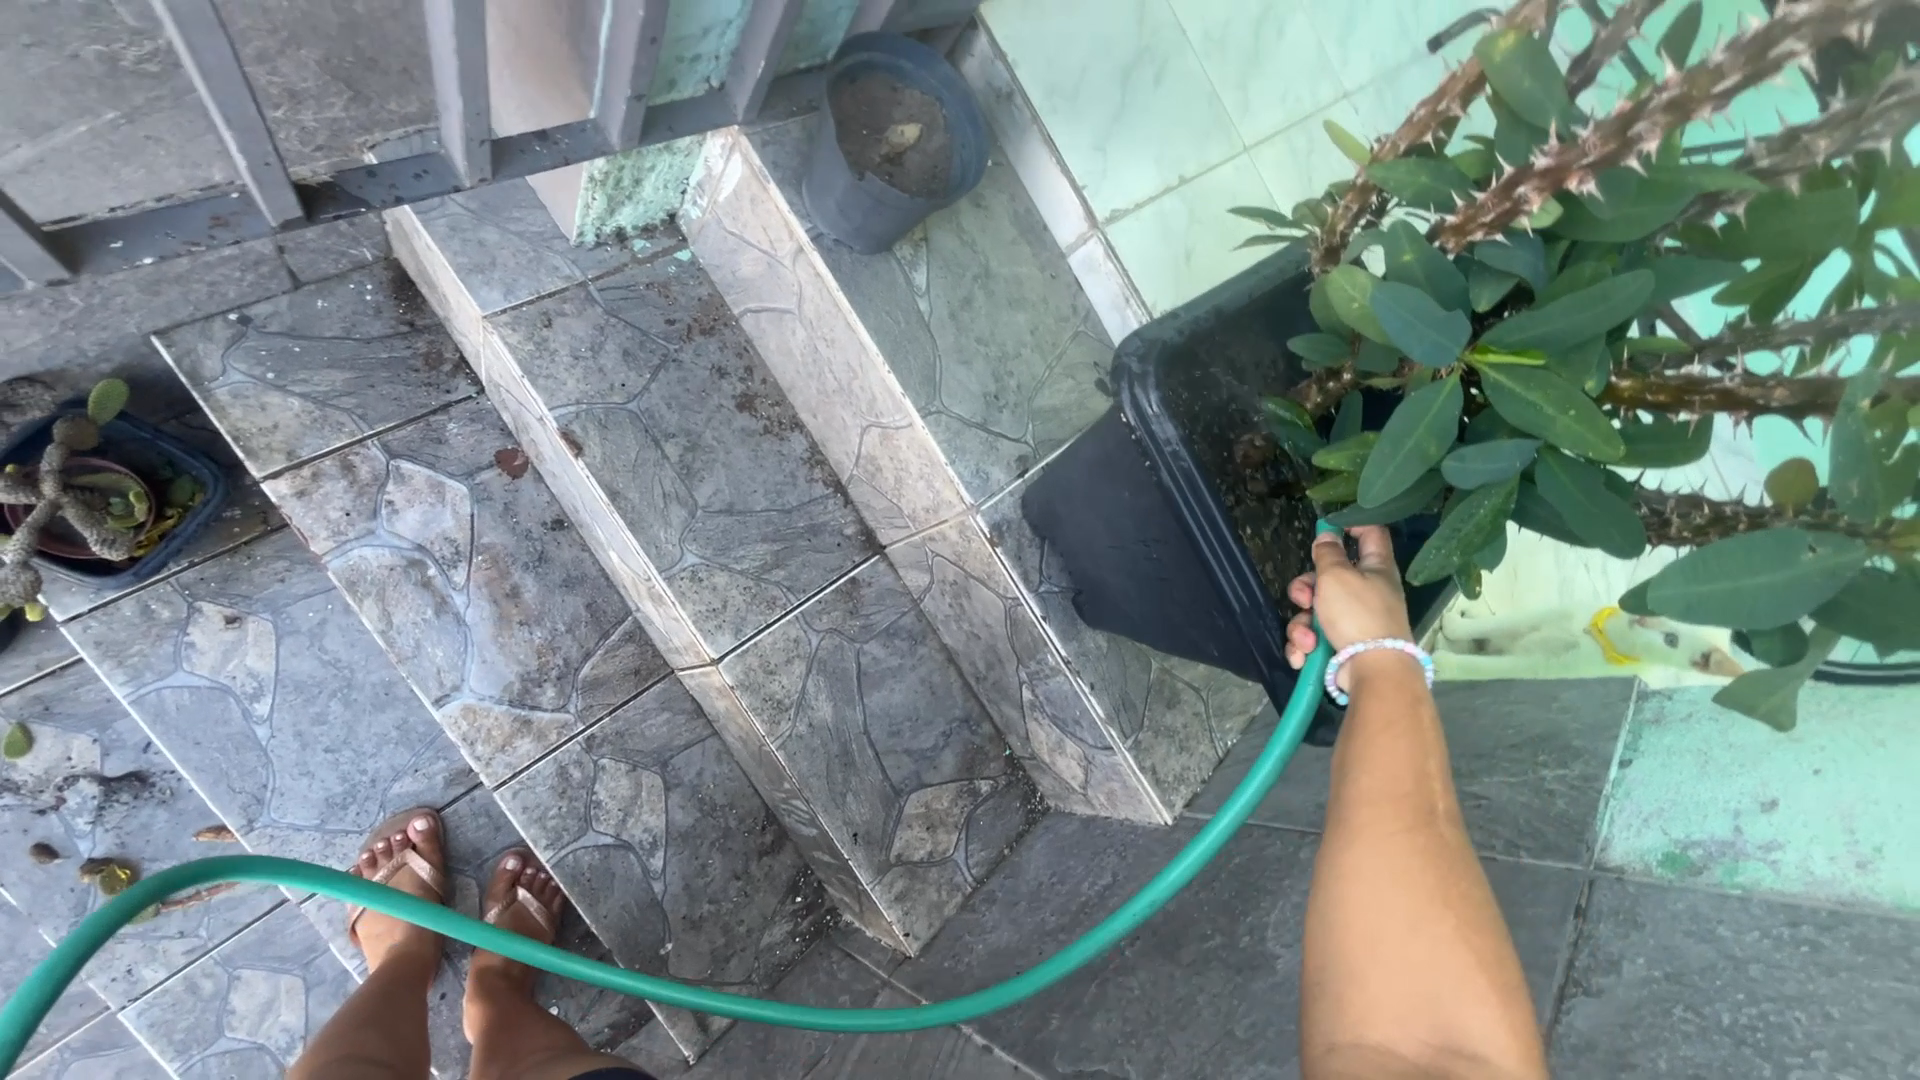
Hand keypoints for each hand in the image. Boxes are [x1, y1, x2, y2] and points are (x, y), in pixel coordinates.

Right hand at [1284, 525, 1414, 671]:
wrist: (1371, 670)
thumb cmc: (1358, 614)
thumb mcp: (1337, 576)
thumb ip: (1328, 554)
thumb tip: (1327, 536)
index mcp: (1375, 568)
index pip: (1371, 534)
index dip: (1352, 524)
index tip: (1327, 527)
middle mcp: (1366, 591)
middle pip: (1327, 577)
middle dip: (1305, 589)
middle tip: (1303, 599)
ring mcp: (1354, 619)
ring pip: (1314, 610)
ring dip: (1302, 625)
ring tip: (1307, 640)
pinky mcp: (1341, 644)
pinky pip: (1313, 636)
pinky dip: (1305, 646)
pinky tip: (1304, 654)